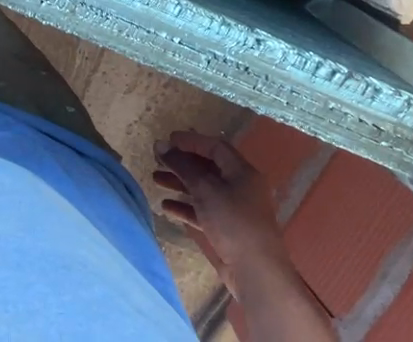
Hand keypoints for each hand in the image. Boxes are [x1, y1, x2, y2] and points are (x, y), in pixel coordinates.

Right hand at [154, 130, 288, 284]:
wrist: (257, 272)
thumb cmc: (233, 222)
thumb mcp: (205, 189)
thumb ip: (182, 165)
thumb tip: (161, 144)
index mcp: (242, 173)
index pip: (215, 147)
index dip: (191, 141)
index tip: (167, 140)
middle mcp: (241, 188)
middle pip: (208, 168)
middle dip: (181, 163)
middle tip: (157, 160)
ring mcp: (235, 210)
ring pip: (203, 189)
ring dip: (180, 184)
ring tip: (156, 180)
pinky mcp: (228, 230)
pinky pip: (203, 211)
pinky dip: (186, 206)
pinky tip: (166, 207)